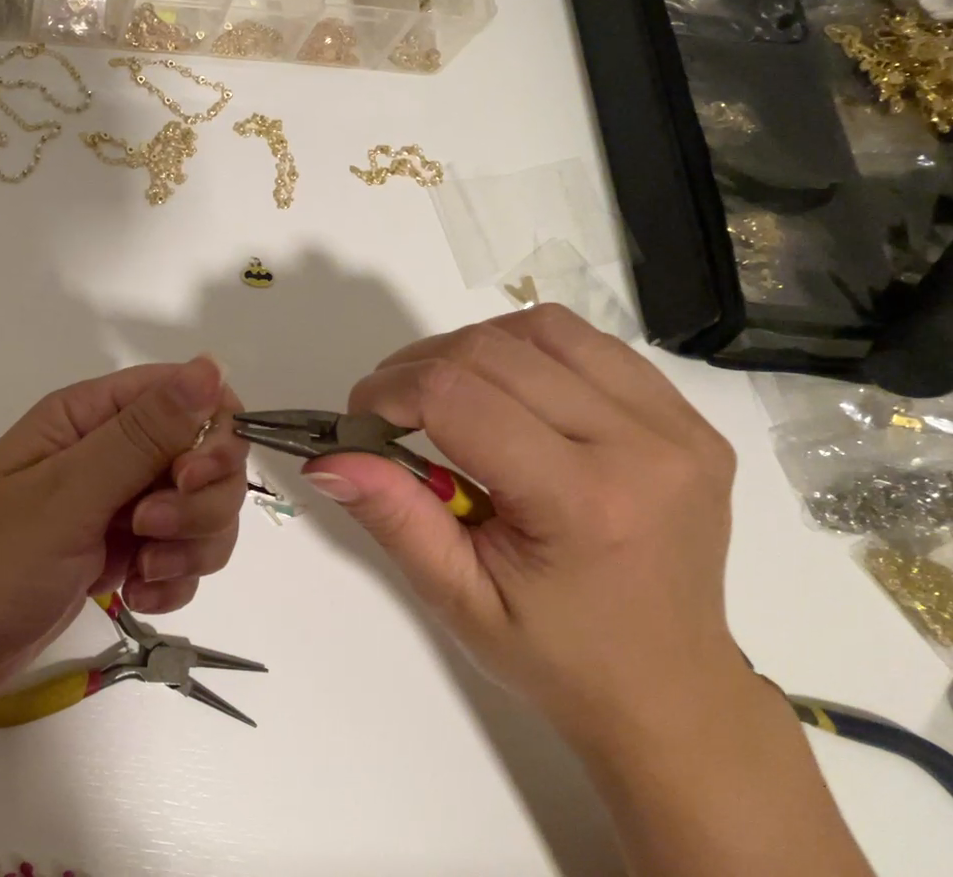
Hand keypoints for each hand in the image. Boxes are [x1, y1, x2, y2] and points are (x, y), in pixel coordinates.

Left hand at [0, 355, 247, 711]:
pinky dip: (170, 581)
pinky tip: (135, 598)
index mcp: (87, 417)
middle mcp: (106, 453)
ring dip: (188, 548)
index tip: (189, 479)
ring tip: (140, 574)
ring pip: (198, 512)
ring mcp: (113, 508)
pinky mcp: (116, 556)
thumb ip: (142, 435)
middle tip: (148, 532)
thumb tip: (209, 366)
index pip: (187, 395)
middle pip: (204, 457)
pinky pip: (178, 557)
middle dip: (198, 502)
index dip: (208, 435)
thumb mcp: (66, 494)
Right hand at [303, 306, 751, 741]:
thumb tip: (327, 458)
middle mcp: (644, 447)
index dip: (387, 394)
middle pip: (492, 351)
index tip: (358, 426)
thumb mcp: (455, 596)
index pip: (458, 396)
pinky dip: (524, 352)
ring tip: (441, 399)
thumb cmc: (554, 655)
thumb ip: (392, 516)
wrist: (669, 688)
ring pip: (541, 329)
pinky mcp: (692, 419)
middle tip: (387, 417)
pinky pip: (588, 345)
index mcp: (585, 502)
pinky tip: (502, 396)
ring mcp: (677, 426)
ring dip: (468, 350)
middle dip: (414, 369)